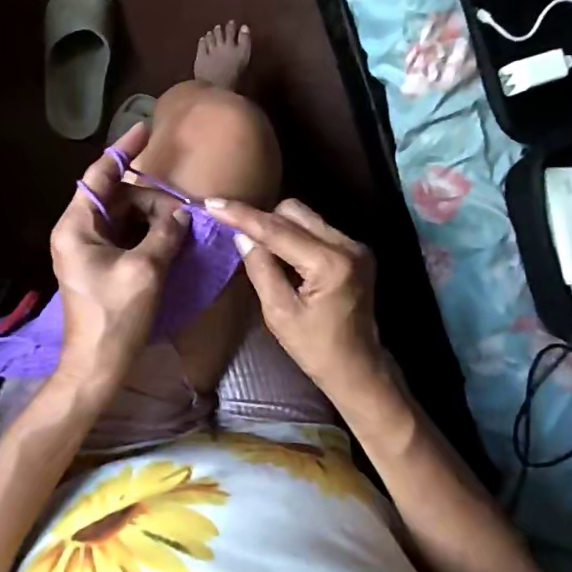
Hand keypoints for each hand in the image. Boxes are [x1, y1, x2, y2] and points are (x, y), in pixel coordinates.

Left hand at [49, 122, 189, 388]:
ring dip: (150, 215)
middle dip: (148, 196)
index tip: (146, 128)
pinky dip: (146, 232)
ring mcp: (86, 249)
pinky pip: (124, 236)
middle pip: (114, 196)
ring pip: (122, 217)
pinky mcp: (99, 266)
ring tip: (179, 221)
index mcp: (76, 226)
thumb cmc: (115, 316)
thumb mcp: (145, 270)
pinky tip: (169, 236)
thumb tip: (182, 212)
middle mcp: (76, 232)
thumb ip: (165, 234)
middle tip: (181, 208)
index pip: (99, 175)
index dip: (123, 151)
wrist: (97, 364)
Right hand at [204, 198, 383, 394]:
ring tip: (255, 244)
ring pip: (305, 216)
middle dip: (261, 219)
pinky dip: (292, 235)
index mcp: (329, 264)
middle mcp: (347, 246)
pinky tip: (278, 253)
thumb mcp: (279, 313)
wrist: (358, 368)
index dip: (242, 215)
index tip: (213, 204)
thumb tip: (242, 236)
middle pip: (293, 211)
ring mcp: (354, 246)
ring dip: (277, 225)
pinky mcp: (354, 251)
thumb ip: (261, 269)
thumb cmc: (315, 349)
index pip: (277, 230)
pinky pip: (315, 229)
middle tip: (234, 233)